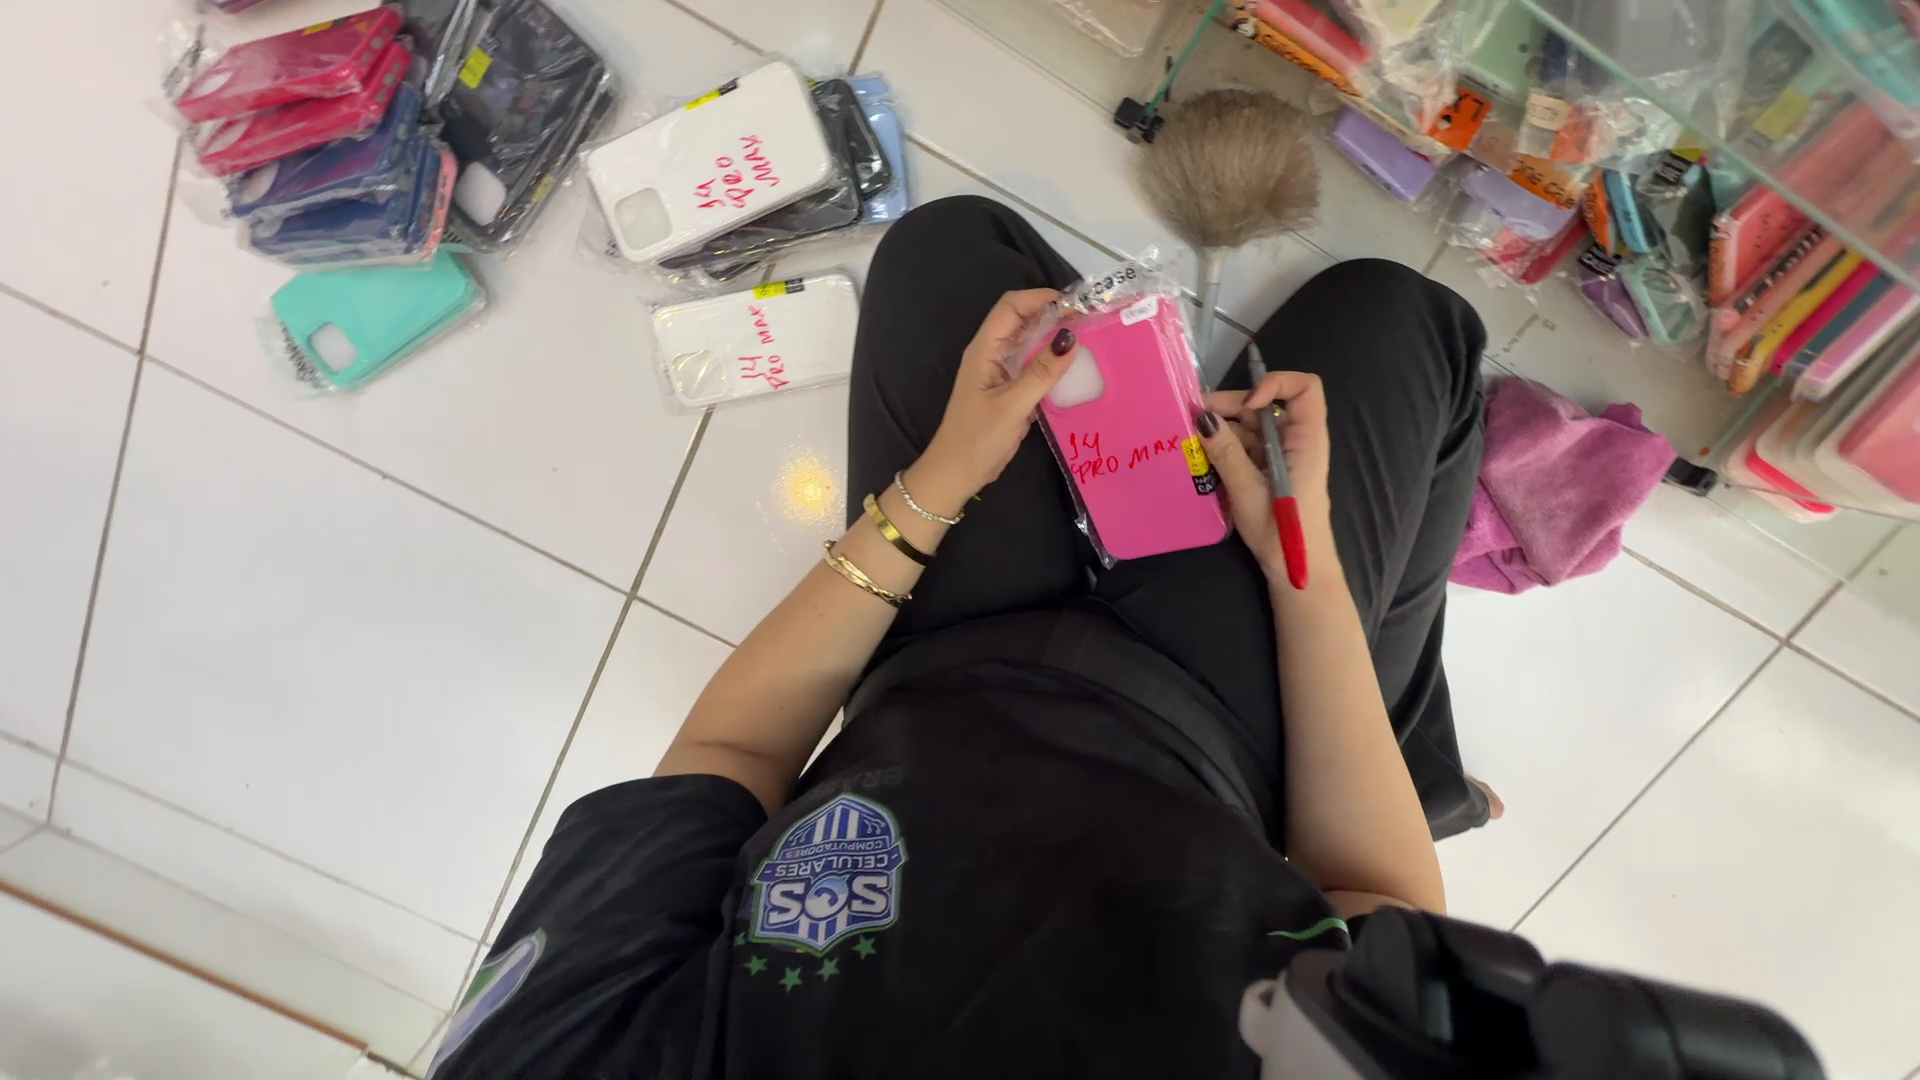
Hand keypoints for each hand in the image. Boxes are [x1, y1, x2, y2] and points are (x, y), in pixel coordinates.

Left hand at [912, 288, 1074, 512]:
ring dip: (1054, 338)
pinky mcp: (1010, 391)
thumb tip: (1071, 339)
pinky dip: (1051, 362)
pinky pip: (1033, 367)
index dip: (1040, 298)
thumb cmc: (977, 438)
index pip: (1011, 307)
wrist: (957, 473)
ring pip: (1030, 343)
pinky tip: (1073, 368)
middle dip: (1052, 314)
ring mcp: (1001, 373)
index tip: (1073, 304)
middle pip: (1023, 321)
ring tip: (1087, 338)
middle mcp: (992, 355)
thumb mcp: (1013, 405)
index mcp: (984, 350)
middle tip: (1088, 320)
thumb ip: (1042, 372)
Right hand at [1195, 370, 1332, 579]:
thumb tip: (1203, 419)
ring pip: (1250, 426)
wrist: (1295, 569)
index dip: (1274, 384)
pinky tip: (1200, 457)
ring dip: (1221, 429)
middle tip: (1194, 418)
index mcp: (1306, 439)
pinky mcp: (1266, 471)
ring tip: (1190, 439)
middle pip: (1266, 405)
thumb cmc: (1282, 530)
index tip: (1245, 406)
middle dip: (1230, 406)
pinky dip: (1222, 447)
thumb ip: (1226, 453)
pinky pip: (1243, 447)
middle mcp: (1295, 440)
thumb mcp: (1248, 491)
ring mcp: (1280, 455)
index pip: (1304, 388)